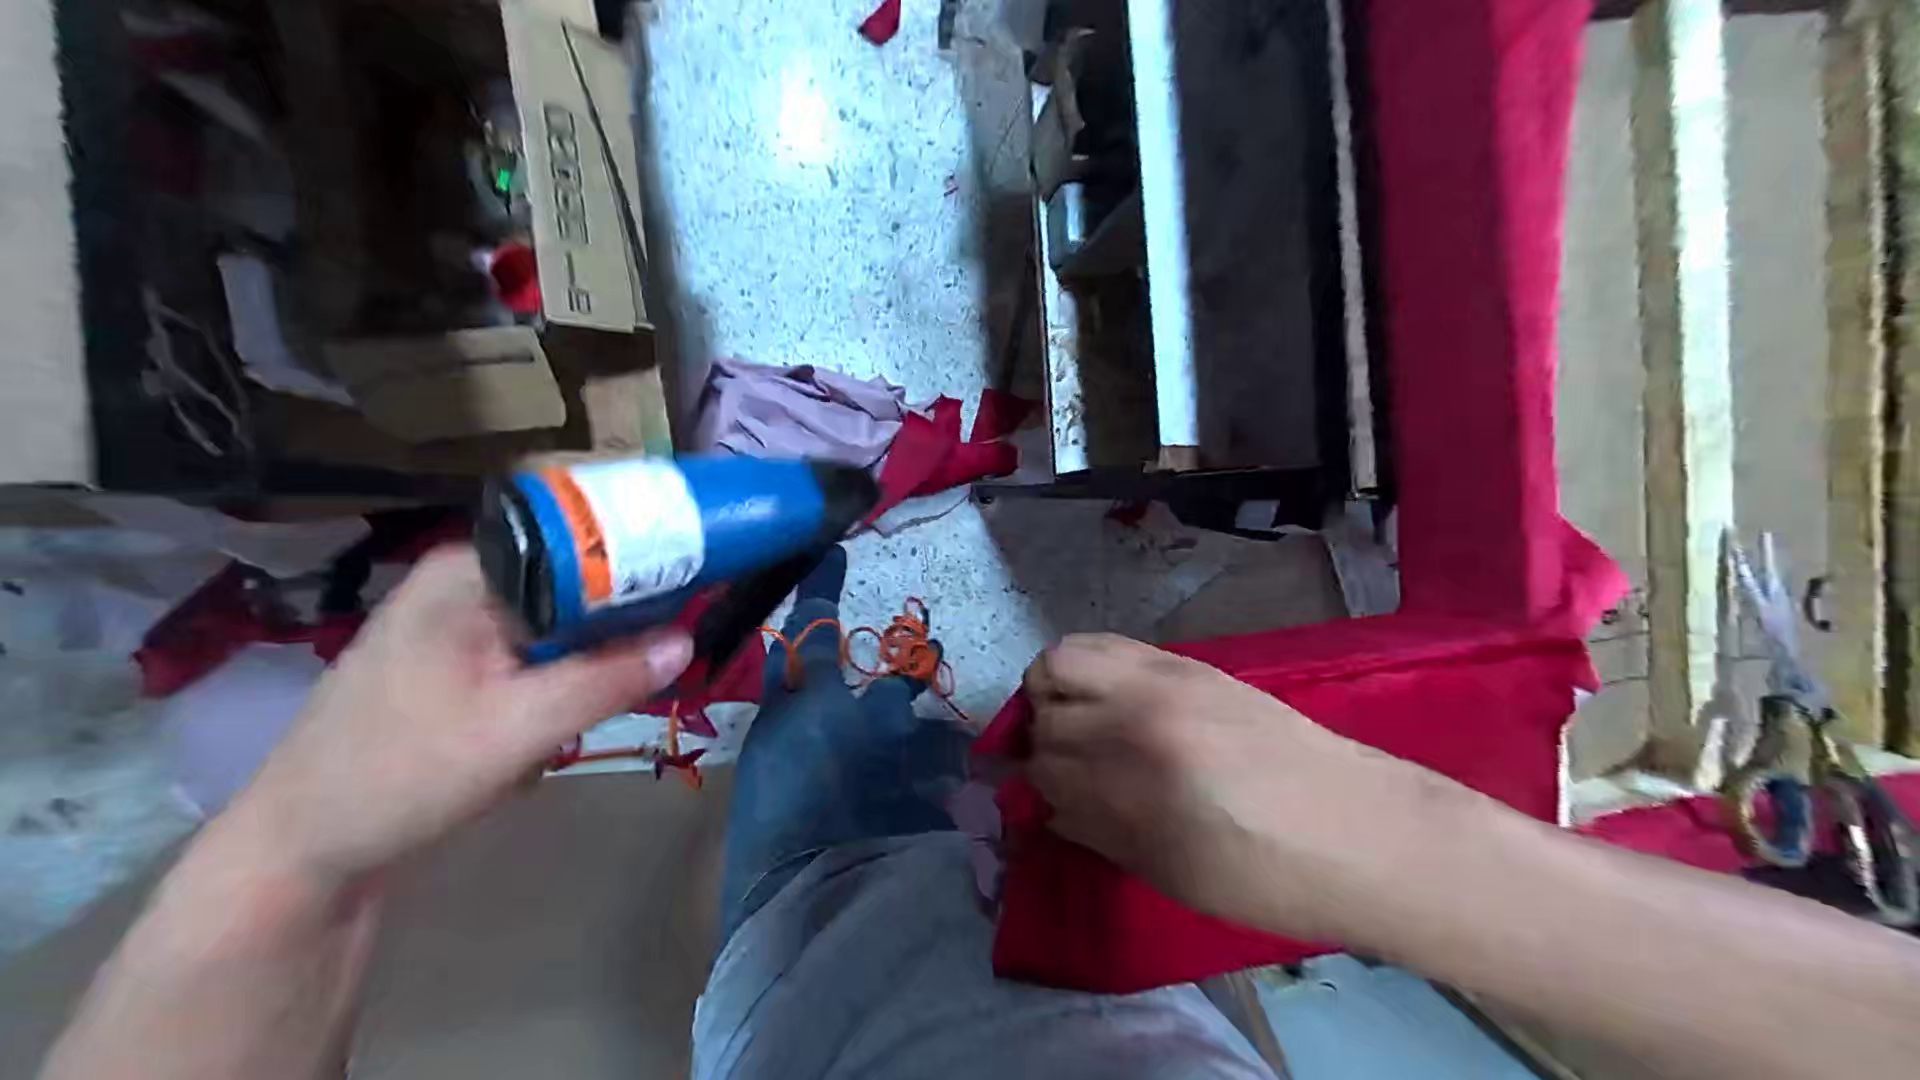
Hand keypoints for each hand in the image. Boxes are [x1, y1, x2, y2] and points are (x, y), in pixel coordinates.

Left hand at [222, 546, 692, 888]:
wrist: (300, 853)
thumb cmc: (399, 776)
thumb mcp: (518, 728)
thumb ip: (608, 679)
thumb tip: (689, 640)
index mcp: (471, 571)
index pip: (581, 544)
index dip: (644, 562)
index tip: (696, 588)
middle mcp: (470, 580)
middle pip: (579, 582)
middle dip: (624, 621)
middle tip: (663, 654)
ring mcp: (466, 619)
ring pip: (568, 620)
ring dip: (600, 654)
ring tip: (622, 688)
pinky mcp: (468, 656)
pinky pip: (546, 648)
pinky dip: (573, 673)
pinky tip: (573, 711)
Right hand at [1022, 634, 1482, 944]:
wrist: (1361, 830)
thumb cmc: (1267, 877)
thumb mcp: (1167, 872)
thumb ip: (1094, 830)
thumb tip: (1042, 802)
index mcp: (1132, 791)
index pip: (1043, 773)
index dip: (1035, 789)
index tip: (1042, 797)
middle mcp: (1136, 722)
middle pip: (1046, 720)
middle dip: (1043, 747)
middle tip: (1063, 766)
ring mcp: (1159, 681)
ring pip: (1058, 663)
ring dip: (1049, 693)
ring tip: (1069, 716)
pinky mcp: (1181, 661)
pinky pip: (1100, 644)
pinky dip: (1080, 665)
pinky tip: (1098, 692)